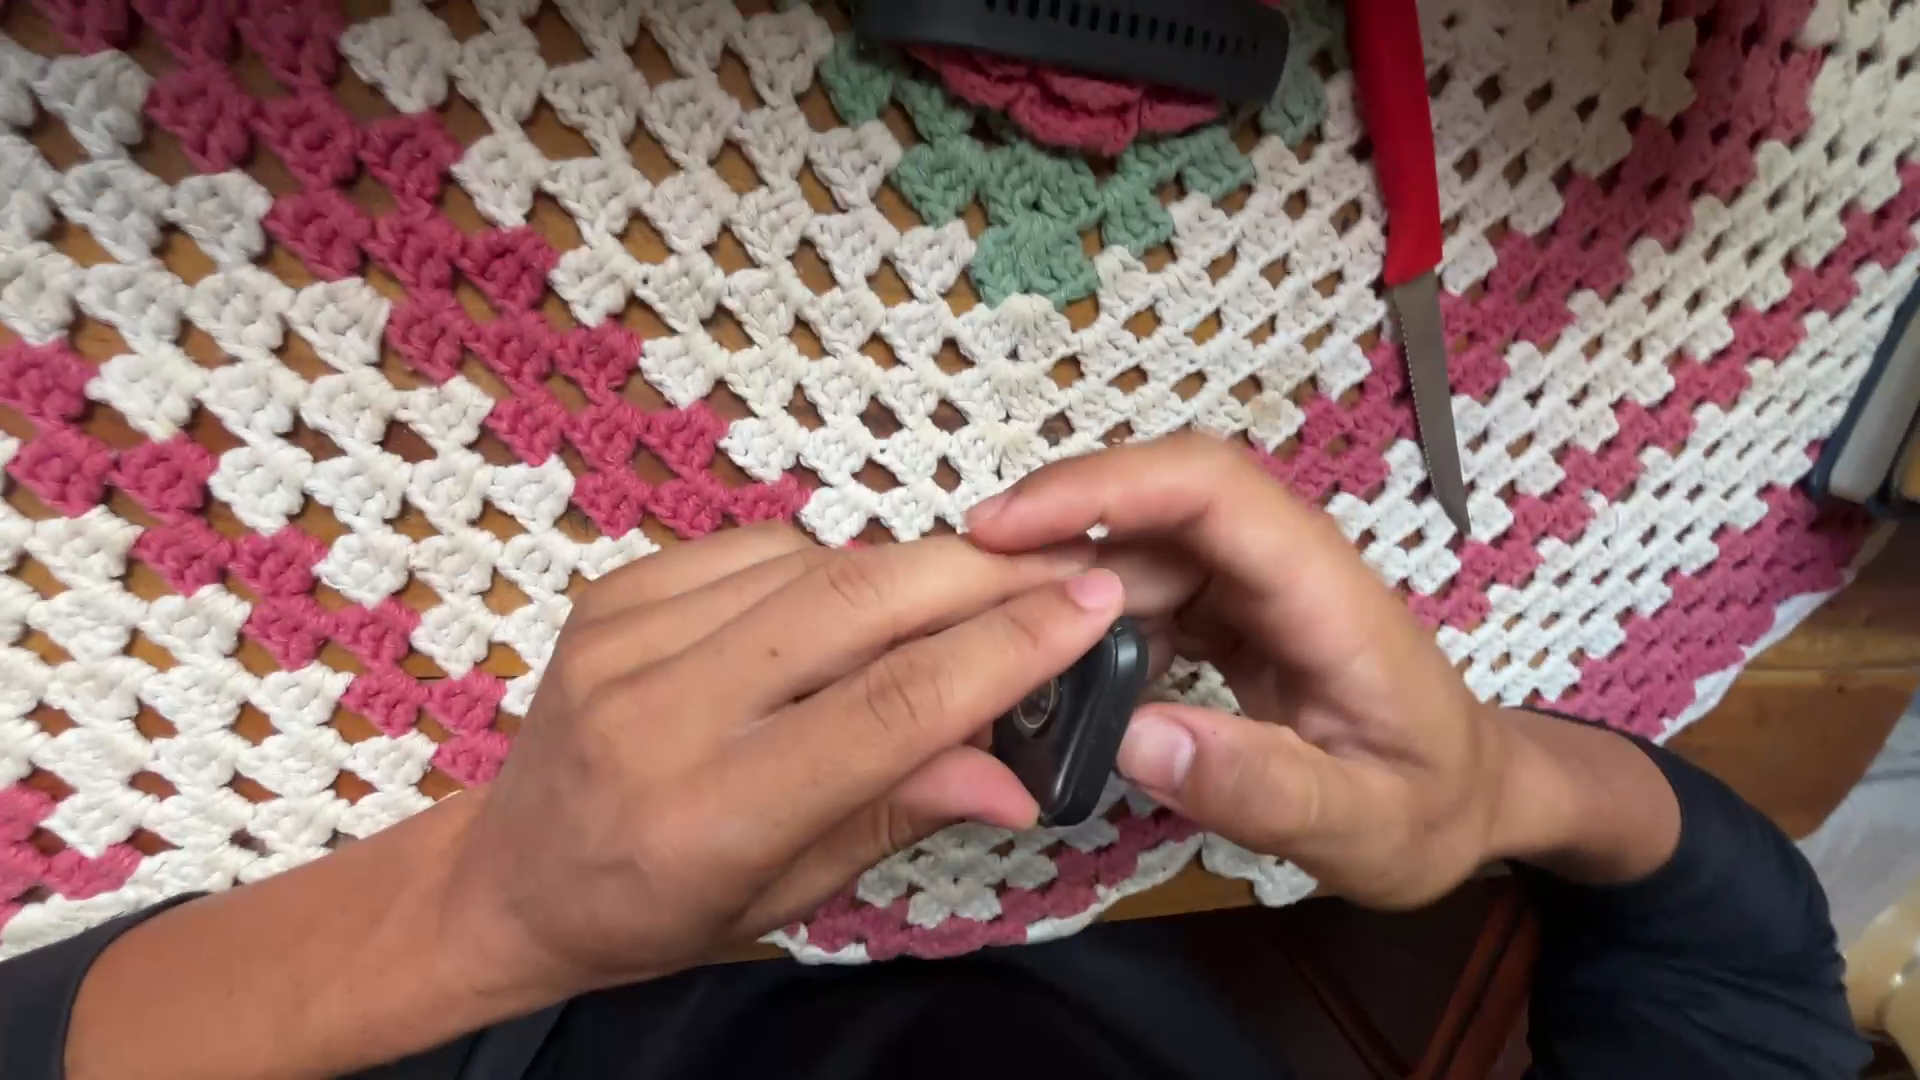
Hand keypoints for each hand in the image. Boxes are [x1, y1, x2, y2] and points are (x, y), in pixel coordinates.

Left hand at [441, 523, 1123, 993]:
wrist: (507, 872)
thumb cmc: (658, 908)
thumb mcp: (790, 894)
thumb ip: (902, 812)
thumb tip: (1020, 776)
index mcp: (709, 813)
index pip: (888, 708)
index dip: (1004, 649)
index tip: (1090, 605)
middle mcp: (660, 708)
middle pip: (858, 604)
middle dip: (981, 574)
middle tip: (1060, 565)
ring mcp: (627, 633)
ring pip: (818, 563)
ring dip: (913, 570)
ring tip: (965, 593)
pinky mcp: (616, 588)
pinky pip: (763, 547)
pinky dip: (832, 565)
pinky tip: (844, 599)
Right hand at [966, 434, 1675, 907]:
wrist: (1464, 794)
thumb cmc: (1430, 803)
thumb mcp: (1366, 827)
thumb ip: (1265, 788)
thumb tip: (1136, 737)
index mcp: (1322, 589)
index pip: (1207, 489)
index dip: (1100, 487)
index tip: (1003, 527)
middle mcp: (1274, 561)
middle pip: (1150, 501)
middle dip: (1050, 527)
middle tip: (960, 583)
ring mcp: (1242, 579)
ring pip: (1131, 544)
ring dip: (1054, 572)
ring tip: (983, 625)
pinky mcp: (1216, 605)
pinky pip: (1133, 587)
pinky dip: (1078, 611)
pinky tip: (1042, 658)